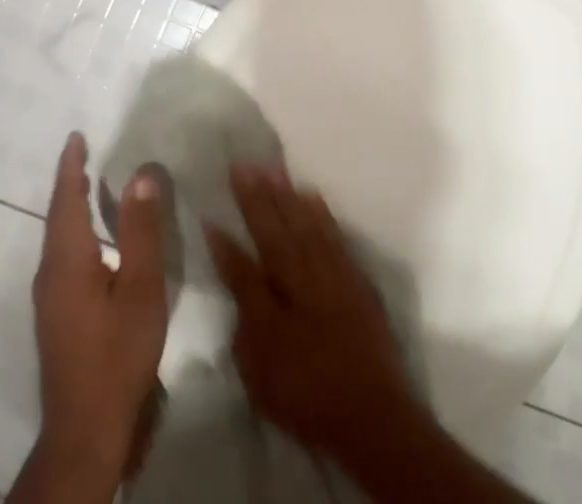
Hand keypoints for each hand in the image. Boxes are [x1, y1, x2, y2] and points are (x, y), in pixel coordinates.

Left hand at [18, 133, 168, 498]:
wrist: (88, 424)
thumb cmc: (118, 351)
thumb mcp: (140, 288)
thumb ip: (141, 232)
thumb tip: (140, 176)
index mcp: (67, 260)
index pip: (66, 200)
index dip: (72, 167)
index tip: (76, 137)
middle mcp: (50, 273)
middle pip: (59, 218)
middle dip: (72, 185)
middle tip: (89, 156)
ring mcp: (51, 299)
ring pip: (61, 241)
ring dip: (76, 211)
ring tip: (96, 191)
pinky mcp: (59, 317)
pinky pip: (66, 260)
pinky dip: (81, 237)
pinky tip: (101, 246)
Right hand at [205, 163, 415, 459]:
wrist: (372, 415)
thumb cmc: (307, 400)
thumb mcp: (260, 375)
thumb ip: (246, 327)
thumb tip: (240, 289)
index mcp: (273, 310)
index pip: (242, 269)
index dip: (225, 244)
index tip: (210, 216)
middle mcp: (303, 285)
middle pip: (276, 235)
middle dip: (257, 200)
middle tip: (243, 165)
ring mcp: (334, 280)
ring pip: (307, 228)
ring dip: (289, 198)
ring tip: (275, 169)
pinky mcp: (357, 283)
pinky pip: (336, 239)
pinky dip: (323, 216)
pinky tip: (314, 198)